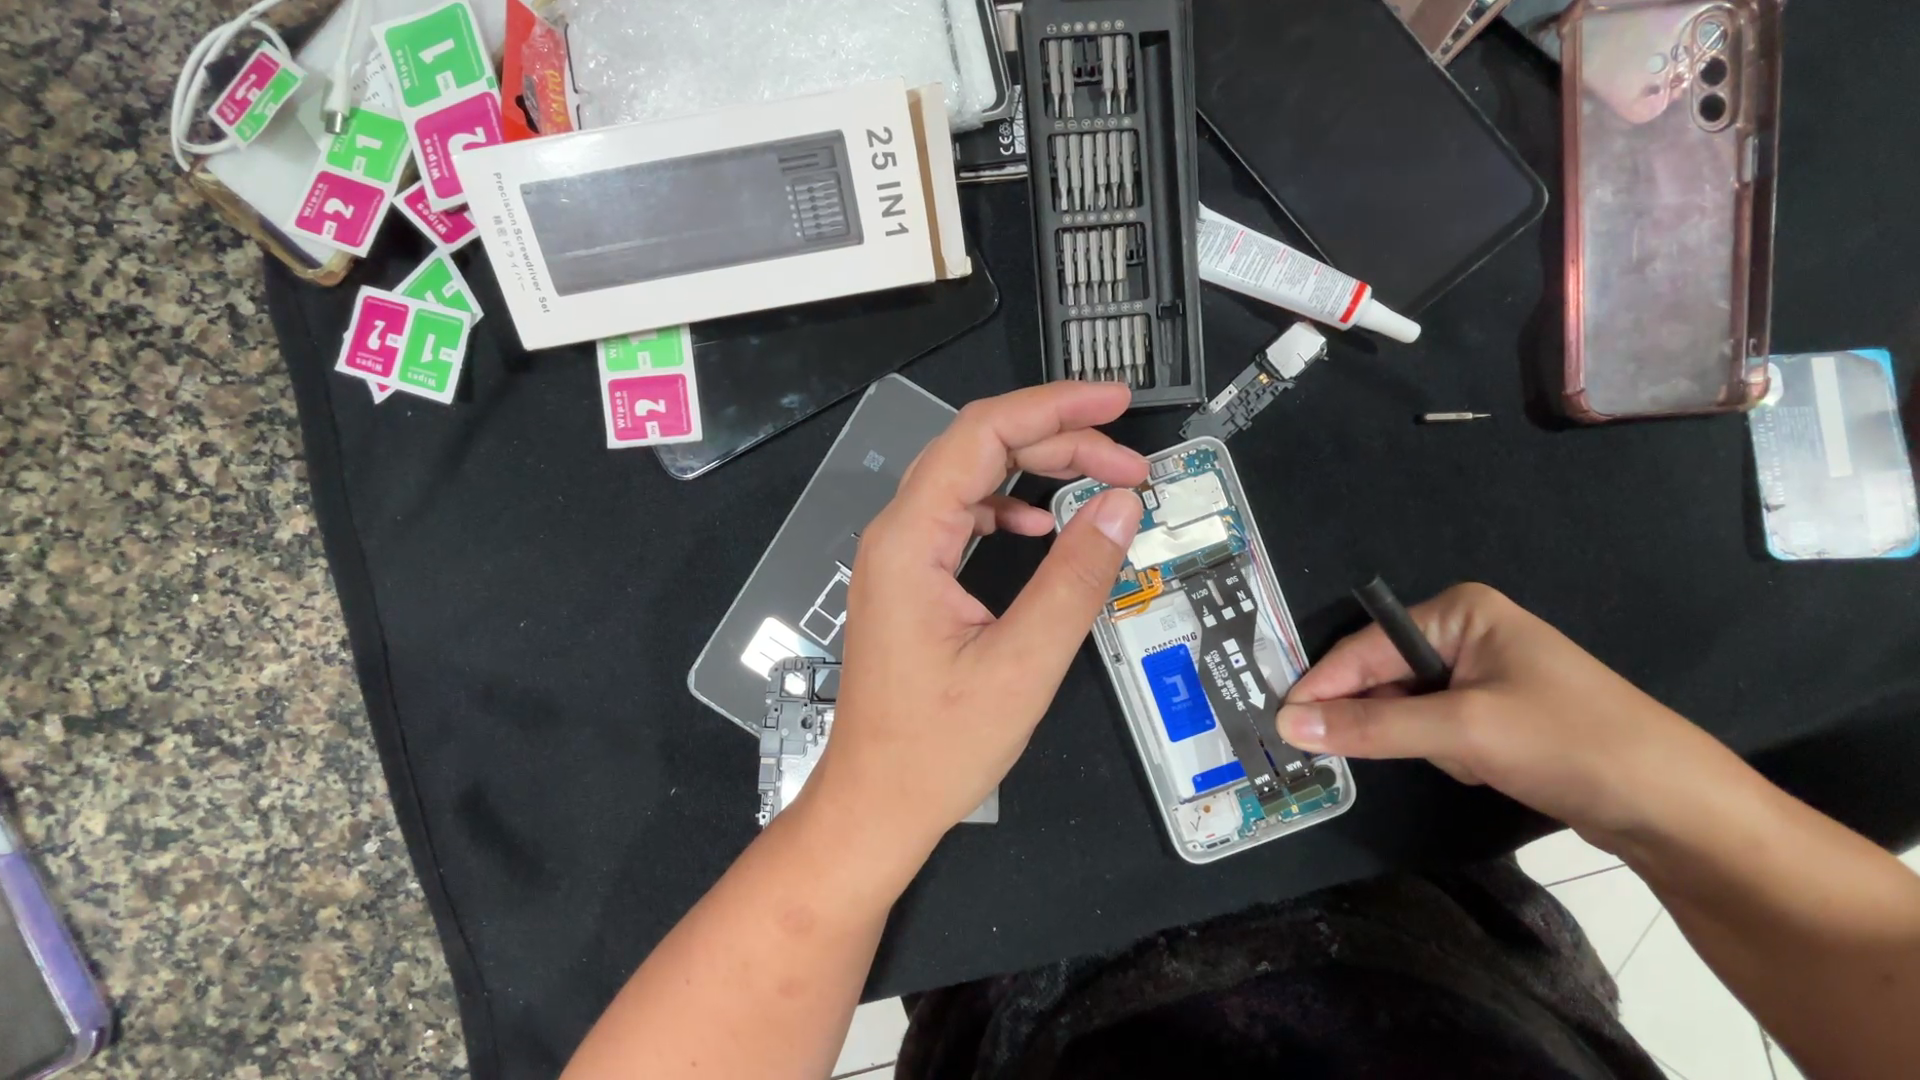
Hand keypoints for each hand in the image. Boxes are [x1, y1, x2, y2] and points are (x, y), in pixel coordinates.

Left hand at [804, 383, 1147, 849]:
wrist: (876, 801)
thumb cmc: (937, 747)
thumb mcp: (1022, 664)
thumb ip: (1074, 578)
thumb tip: (1121, 505)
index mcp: (911, 541)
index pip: (982, 434)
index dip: (1054, 407)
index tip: (1116, 402)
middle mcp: (897, 534)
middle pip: (977, 448)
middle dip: (1057, 438)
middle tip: (1129, 461)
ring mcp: (900, 556)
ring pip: (971, 479)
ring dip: (1037, 470)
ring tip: (1101, 483)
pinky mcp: (911, 580)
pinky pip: (962, 517)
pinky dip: (1009, 507)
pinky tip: (1041, 524)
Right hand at [1275, 583, 1731, 844]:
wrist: (1679, 810)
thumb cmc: (1569, 744)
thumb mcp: (1462, 732)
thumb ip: (1369, 726)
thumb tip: (1286, 724)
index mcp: (1459, 611)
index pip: (1365, 647)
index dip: (1323, 686)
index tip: (1281, 723)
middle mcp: (1467, 631)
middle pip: (1384, 676)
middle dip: (1391, 719)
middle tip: (1401, 749)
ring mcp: (1484, 672)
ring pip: (1408, 708)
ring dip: (1424, 741)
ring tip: (1472, 760)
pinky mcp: (1497, 711)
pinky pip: (1438, 727)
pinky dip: (1448, 752)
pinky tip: (1487, 767)